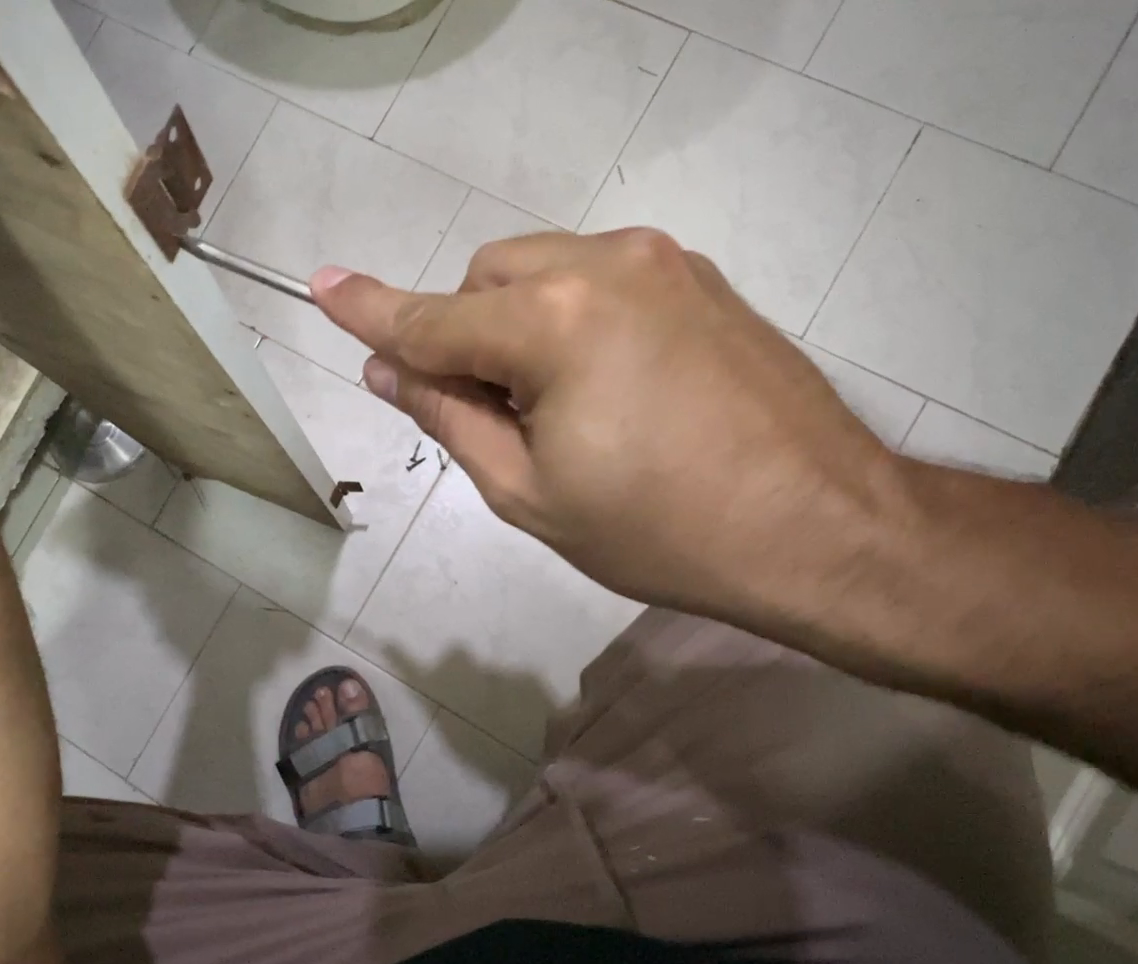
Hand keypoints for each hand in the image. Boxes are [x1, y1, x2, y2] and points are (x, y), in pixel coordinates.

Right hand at [313, 229, 908, 622]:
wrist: (818, 526)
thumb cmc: (658, 528)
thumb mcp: (527, 491)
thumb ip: (449, 416)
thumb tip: (389, 369)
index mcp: (552, 321)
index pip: (431, 318)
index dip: (368, 312)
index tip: (319, 285)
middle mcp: (603, 264)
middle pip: (486, 280)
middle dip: (467, 336)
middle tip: (495, 416)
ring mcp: (661, 261)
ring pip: (542, 272)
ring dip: (518, 326)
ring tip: (562, 409)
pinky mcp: (699, 278)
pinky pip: (598, 279)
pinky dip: (571, 318)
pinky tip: (611, 387)